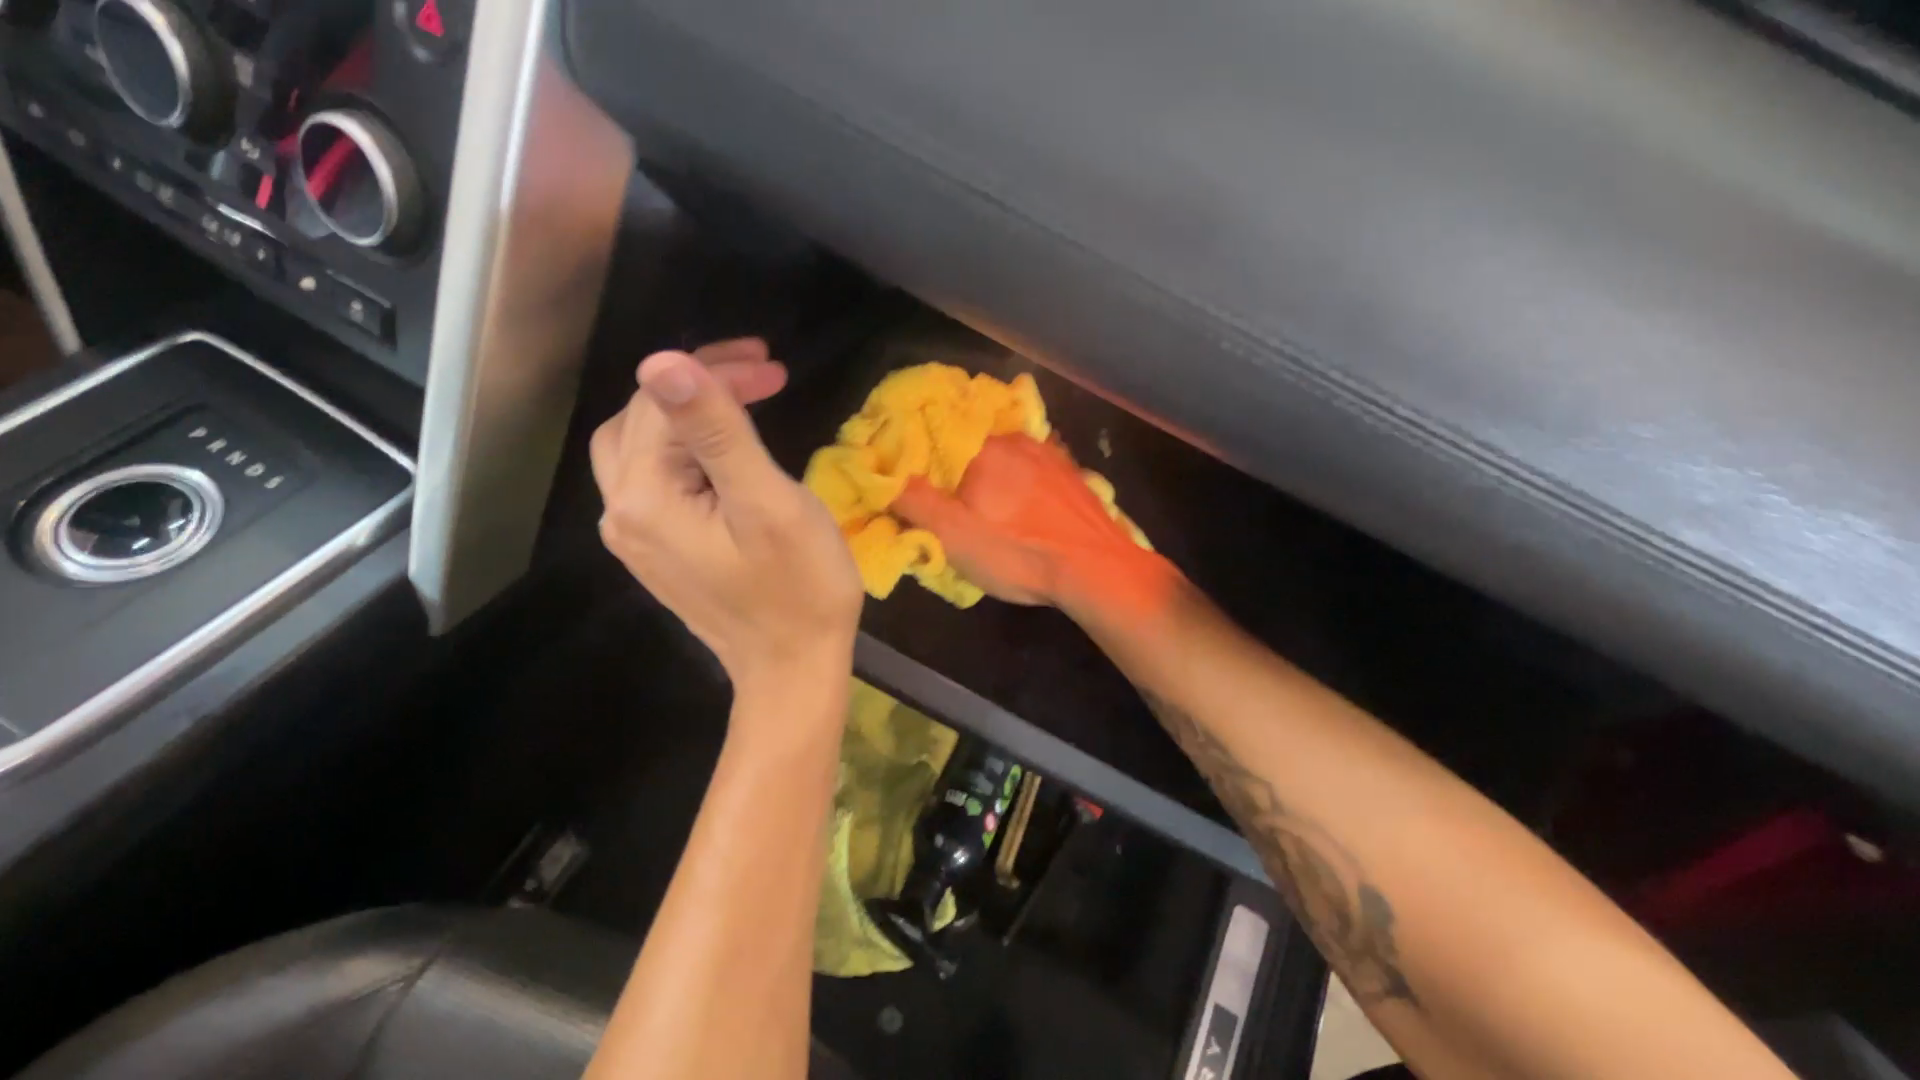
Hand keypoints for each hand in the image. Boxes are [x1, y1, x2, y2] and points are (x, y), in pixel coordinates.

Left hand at [592, 339, 862, 708]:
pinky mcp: (653, 548)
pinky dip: (683, 447)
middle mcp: (621, 511)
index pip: (663, 403)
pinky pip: (652, 477)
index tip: (776, 369)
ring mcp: (633, 535)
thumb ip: (715, 431)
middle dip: (702, 383)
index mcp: (644, 496)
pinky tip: (722, 446)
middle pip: (643, 418)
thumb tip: (661, 361)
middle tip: (767, 374)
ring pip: (639, 444)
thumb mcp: (766, 503)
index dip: (717, 372)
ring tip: (744, 395)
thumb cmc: (798, 589)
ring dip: (686, 412)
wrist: (792, 669)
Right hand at [893, 433, 1173, 617]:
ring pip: (1006, 458)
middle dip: (955, 468)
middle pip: (971, 446)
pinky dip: (1021, 483)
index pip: (935, 437)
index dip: (918, 457)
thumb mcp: (952, 535)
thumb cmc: (1019, 553)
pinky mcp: (1074, 477)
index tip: (909, 479)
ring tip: (983, 505)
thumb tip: (883, 476)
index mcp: (983, 448)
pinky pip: (1034, 471)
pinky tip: (1022, 506)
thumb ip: (913, 502)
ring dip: (991, 476)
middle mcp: (1017, 440)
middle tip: (945, 499)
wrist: (1098, 570)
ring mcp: (1051, 456)